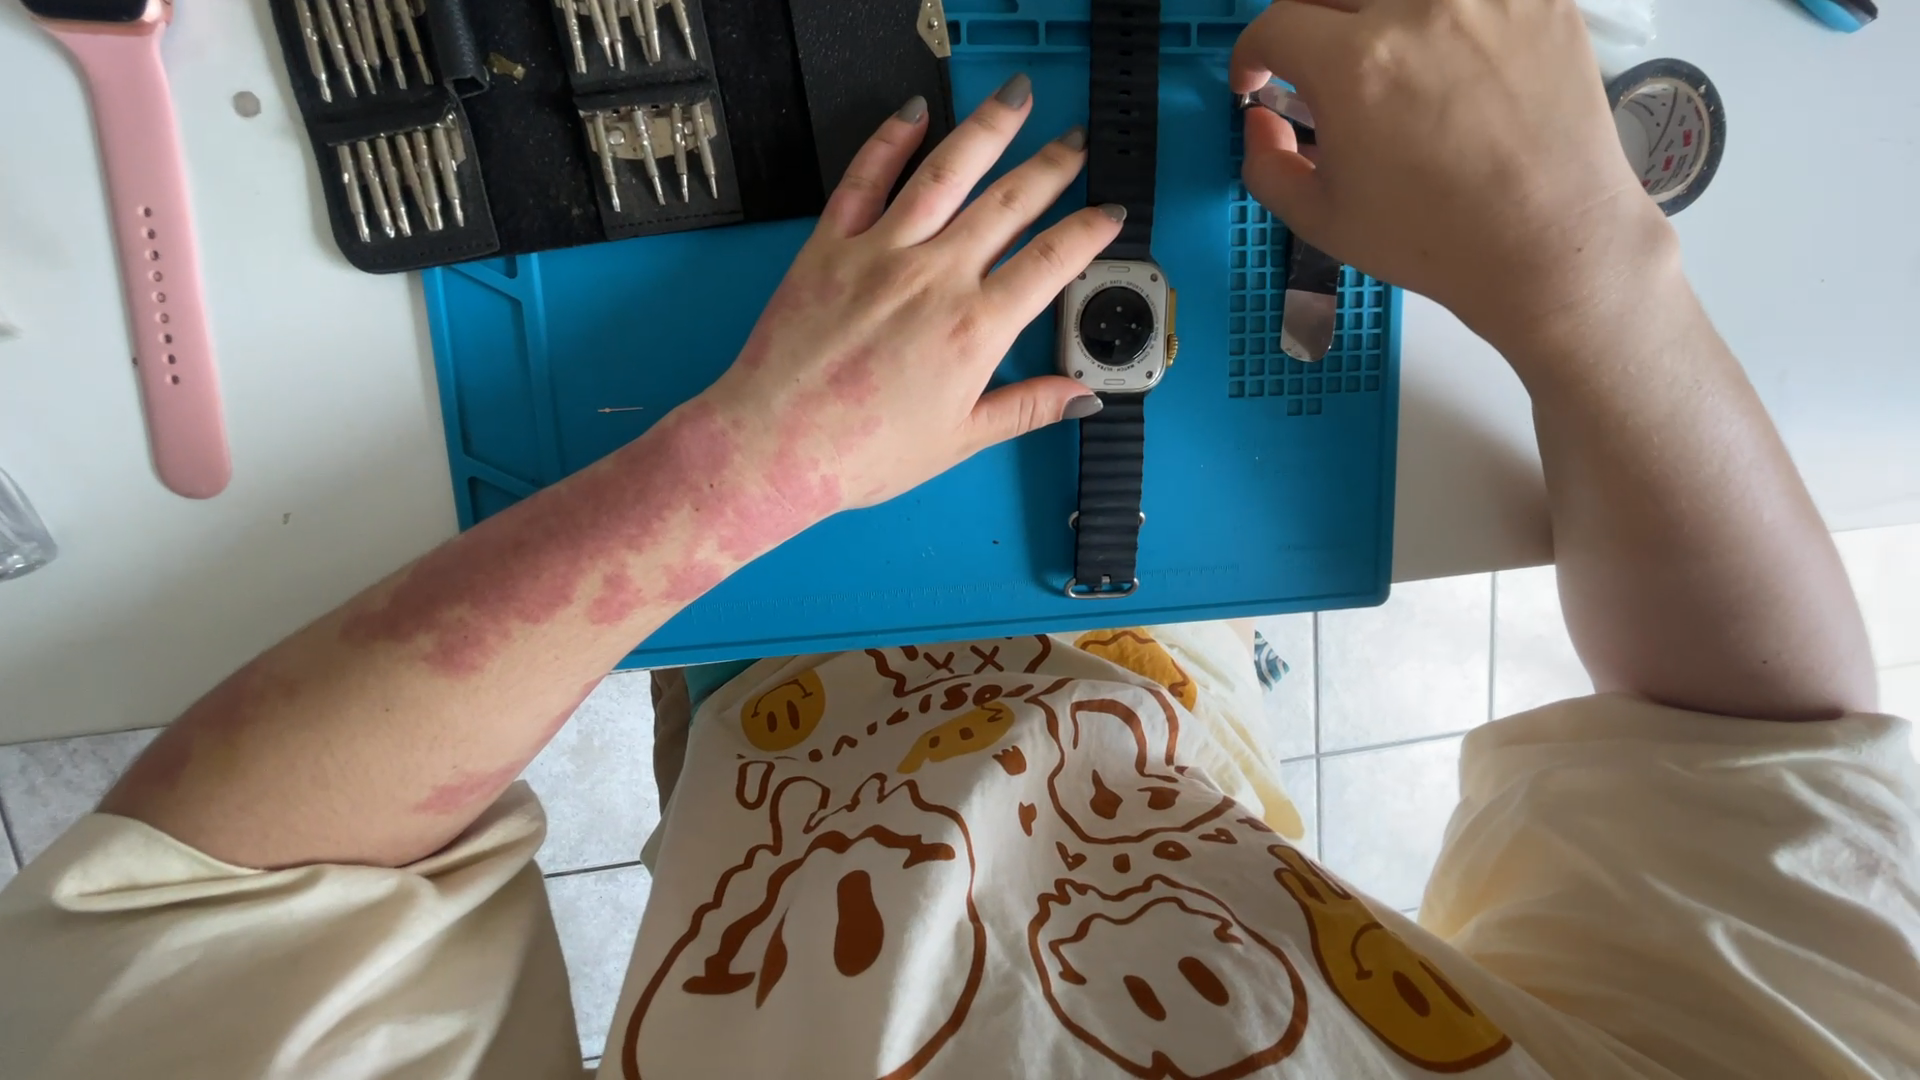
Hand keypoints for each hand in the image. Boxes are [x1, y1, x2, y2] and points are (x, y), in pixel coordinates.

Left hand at [696, 75, 1121, 525]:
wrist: (776, 444)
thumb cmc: (864, 452)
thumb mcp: (961, 439)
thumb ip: (1028, 409)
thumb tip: (1083, 396)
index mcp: (975, 329)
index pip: (1052, 262)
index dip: (1089, 232)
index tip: (1110, 214)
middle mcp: (935, 277)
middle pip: (1009, 203)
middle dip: (1052, 167)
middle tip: (1075, 142)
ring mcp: (880, 253)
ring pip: (946, 172)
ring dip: (987, 129)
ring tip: (1015, 100)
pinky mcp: (830, 245)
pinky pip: (865, 177)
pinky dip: (891, 140)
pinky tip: (914, 113)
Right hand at [1231, 0, 1676, 345]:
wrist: (1541, 237)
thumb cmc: (1423, 238)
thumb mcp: (1317, 218)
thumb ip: (1264, 163)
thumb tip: (1259, 118)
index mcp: (1355, 67)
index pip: (1275, 22)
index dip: (1249, 53)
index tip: (1255, 80)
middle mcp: (1419, 8)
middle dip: (1300, 22)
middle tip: (1306, 63)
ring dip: (1368, 18)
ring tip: (1378, 59)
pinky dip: (1436, 21)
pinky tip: (1440, 61)